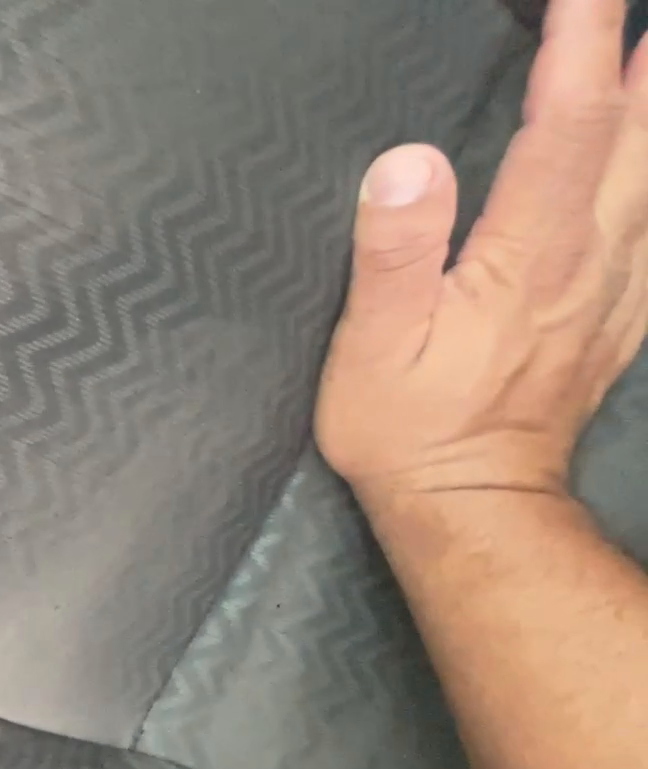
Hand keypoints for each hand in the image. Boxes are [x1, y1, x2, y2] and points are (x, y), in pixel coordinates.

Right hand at [317, 0, 647, 506]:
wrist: (465, 496)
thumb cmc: (402, 424)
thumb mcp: (372, 345)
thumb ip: (394, 253)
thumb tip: (406, 161)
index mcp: (529, 257)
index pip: (565, 128)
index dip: (578, 50)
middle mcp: (597, 256)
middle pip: (641, 132)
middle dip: (645, 59)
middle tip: (636, 11)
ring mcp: (622, 284)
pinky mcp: (621, 312)